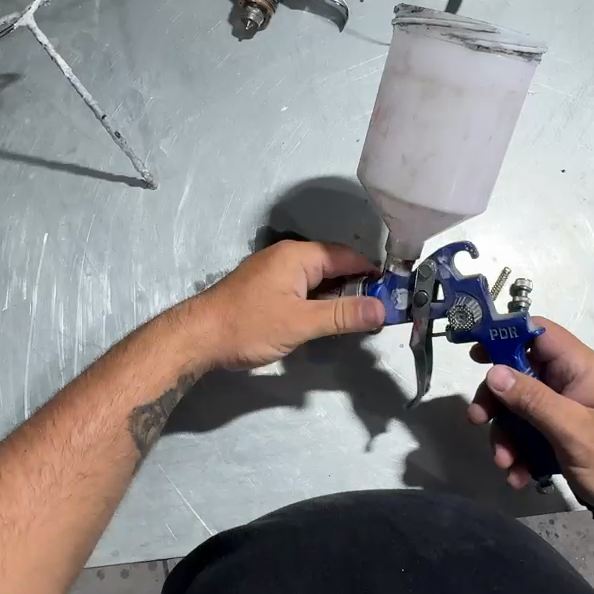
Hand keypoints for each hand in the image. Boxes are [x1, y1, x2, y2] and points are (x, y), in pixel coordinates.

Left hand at [175, 240, 385, 371]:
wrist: (198, 337)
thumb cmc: (249, 325)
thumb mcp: (301, 322)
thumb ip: (342, 315)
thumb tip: (382, 309)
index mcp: (298, 255)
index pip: (347, 256)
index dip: (373, 273)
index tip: (395, 293)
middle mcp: (288, 257)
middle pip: (334, 266)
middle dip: (359, 286)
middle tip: (382, 311)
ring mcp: (275, 272)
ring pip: (319, 279)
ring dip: (339, 296)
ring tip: (361, 318)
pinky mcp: (267, 289)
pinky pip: (304, 288)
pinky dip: (320, 301)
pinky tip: (328, 319)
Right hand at [467, 318, 593, 536]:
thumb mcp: (574, 431)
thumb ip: (533, 400)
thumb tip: (493, 371)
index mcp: (580, 368)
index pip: (538, 333)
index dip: (505, 335)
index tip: (477, 353)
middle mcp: (571, 382)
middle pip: (520, 374)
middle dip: (497, 399)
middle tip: (477, 419)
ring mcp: (568, 409)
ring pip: (521, 408)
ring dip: (506, 434)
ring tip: (504, 463)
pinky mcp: (564, 435)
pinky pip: (531, 434)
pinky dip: (520, 453)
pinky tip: (519, 476)